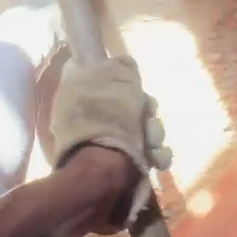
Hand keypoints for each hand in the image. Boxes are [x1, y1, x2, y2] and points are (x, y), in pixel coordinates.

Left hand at [48, 56, 171, 225]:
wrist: (103, 172)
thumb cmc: (106, 117)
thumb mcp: (116, 77)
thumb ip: (123, 66)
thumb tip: (126, 63)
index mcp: (79, 92)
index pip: (105, 76)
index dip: (125, 79)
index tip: (135, 86)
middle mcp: (90, 115)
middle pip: (130, 103)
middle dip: (146, 111)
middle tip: (147, 117)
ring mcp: (107, 142)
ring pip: (143, 128)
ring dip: (154, 134)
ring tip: (152, 144)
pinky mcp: (123, 166)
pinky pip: (147, 153)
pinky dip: (157, 155)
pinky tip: (157, 159)